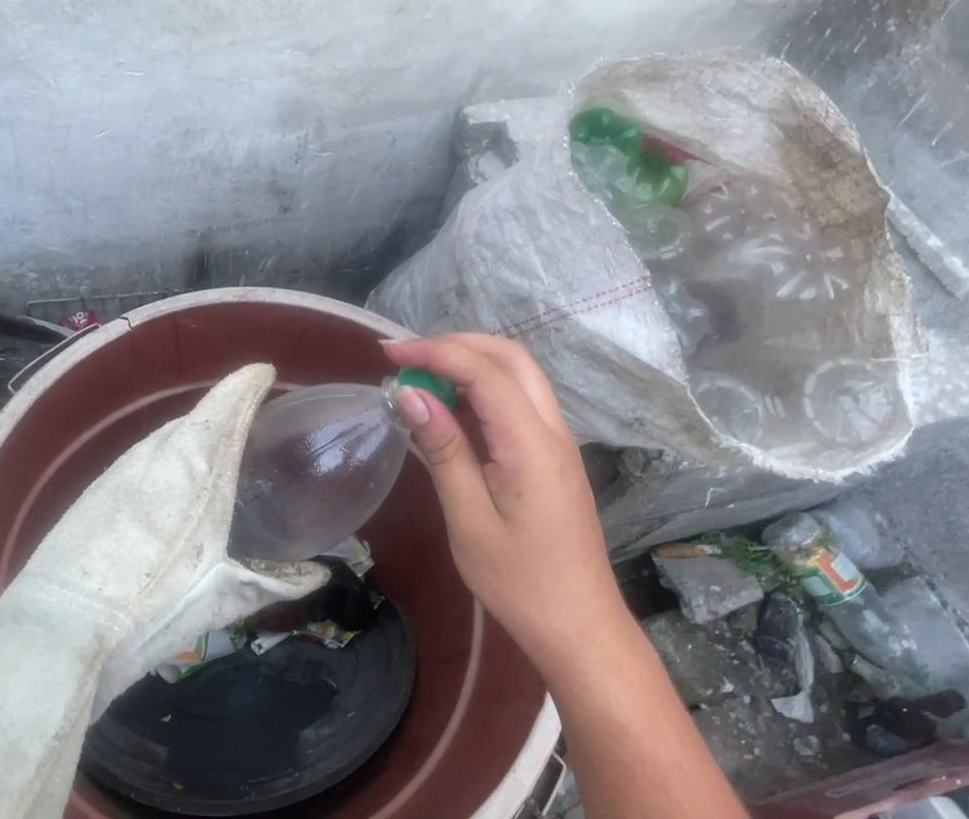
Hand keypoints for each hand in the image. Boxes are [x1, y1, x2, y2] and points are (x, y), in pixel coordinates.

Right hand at [382, 334, 621, 651]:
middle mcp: (552, 430)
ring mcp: (558, 441)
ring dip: (470, 361)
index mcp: (532, 445)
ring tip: (420, 376)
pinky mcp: (553, 454)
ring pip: (518, 374)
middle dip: (455, 344)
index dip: (434, 352)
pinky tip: (450, 405)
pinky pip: (520, 399)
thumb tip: (411, 395)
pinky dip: (483, 386)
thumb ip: (443, 450)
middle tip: (405, 357)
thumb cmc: (519, 582)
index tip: (389, 353)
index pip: (484, 372)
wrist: (579, 626)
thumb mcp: (469, 520)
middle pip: (509, 357)